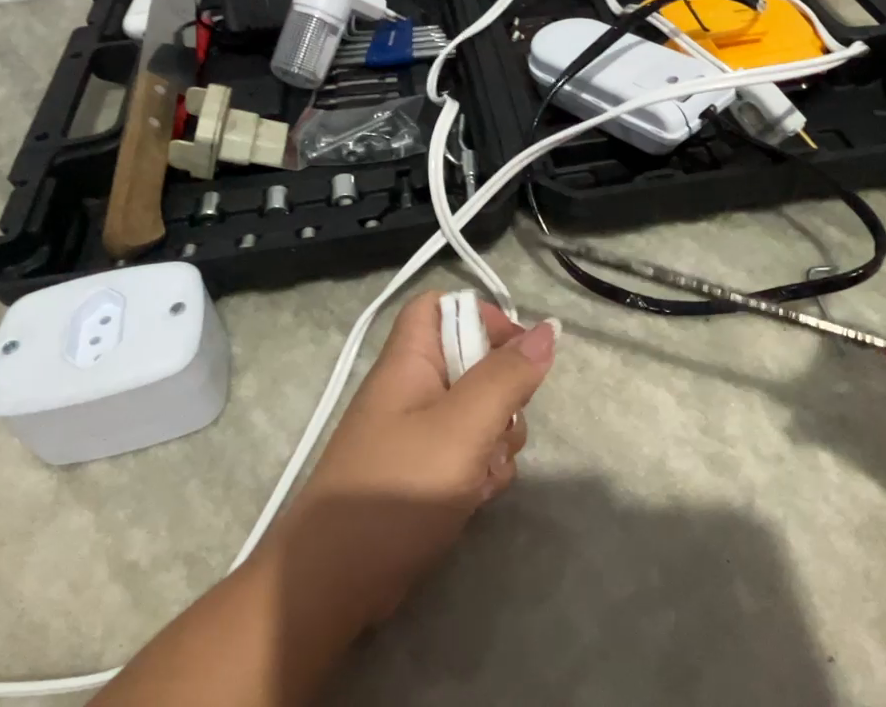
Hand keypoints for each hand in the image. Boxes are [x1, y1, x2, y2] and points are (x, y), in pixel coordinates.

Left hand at [261, 292, 557, 628]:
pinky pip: (470, 454)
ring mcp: (418, 434)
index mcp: (408, 362)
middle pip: (473, 362)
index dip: (482, 316)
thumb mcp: (461, 428)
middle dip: (503, 393)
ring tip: (485, 471)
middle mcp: (412, 390)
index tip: (516, 352)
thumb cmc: (396, 490)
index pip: (440, 306)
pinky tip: (478, 497)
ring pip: (480, 412)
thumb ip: (506, 377)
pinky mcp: (424, 473)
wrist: (337, 579)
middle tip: (501, 425)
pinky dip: (483, 471)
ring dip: (498, 439)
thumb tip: (548, 328)